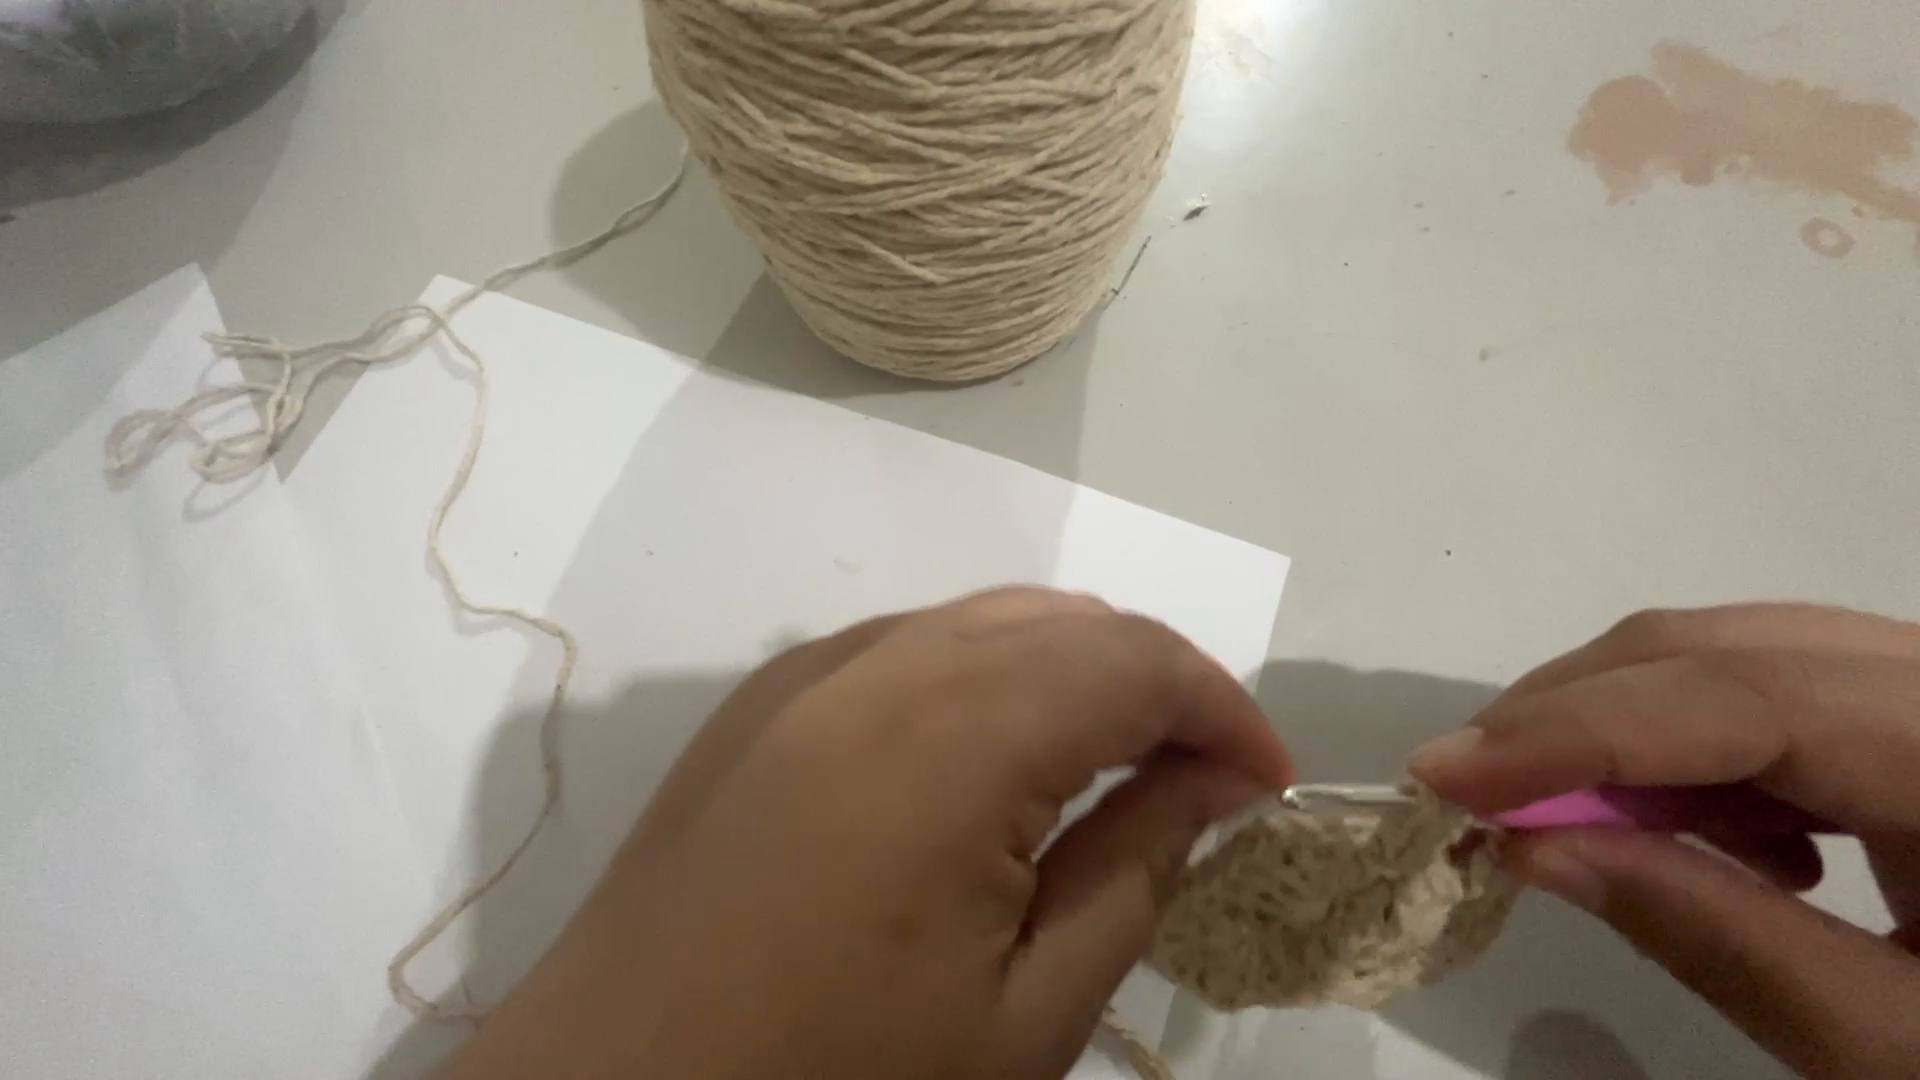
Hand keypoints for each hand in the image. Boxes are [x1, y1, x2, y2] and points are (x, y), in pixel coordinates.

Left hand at [440, 588, 1291, 1079]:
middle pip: (1067, 624)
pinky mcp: (772, 690)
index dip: (1221, 709)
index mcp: (953, 733)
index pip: (1132, 662)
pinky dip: (989, 673)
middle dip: (1155, 683)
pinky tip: (998, 751)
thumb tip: (1215, 779)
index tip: (1266, 784)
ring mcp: (815, 666)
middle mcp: (882, 661)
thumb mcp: (1027, 1011)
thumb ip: (1137, 863)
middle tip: (1199, 776)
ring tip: (1114, 761)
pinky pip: (917, 645)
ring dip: (1073, 671)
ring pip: (992, 620)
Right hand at [1410, 604, 1919, 1077]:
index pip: (1737, 702)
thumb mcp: (1913, 1058)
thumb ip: (1716, 939)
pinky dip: (1685, 742)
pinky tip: (1709, 825)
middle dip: (1569, 714)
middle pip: (1716, 648)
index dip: (1569, 733)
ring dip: (1616, 723)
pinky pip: (1769, 684)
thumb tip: (1524, 851)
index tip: (1440, 775)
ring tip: (1577, 811)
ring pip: (1729, 653)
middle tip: (1476, 784)